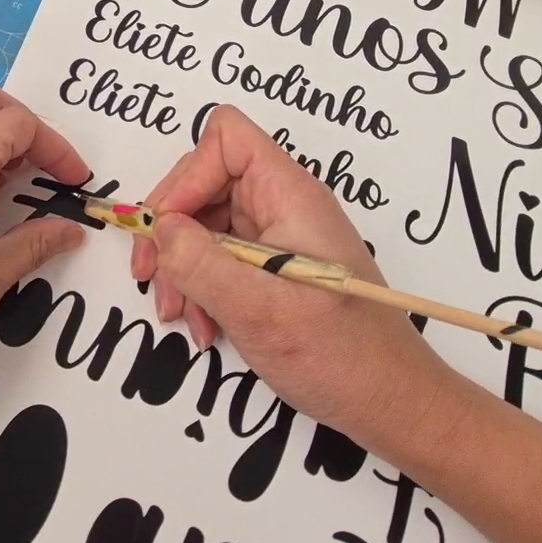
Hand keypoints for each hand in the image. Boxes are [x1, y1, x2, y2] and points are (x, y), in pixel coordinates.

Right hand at [132, 104, 460, 455]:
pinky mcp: (272, 264)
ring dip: (180, 265)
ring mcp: (276, 233)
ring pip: (203, 221)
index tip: (170, 228)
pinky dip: (198, 285)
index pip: (226, 138)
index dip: (189, 175)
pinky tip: (203, 326)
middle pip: (203, 180)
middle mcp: (281, 203)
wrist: (391, 404)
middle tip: (150, 275)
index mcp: (288, 194)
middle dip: (170, 228)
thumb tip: (160, 228)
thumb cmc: (338, 354)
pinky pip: (217, 254)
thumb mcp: (259, 310)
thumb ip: (201, 263)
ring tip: (179, 315)